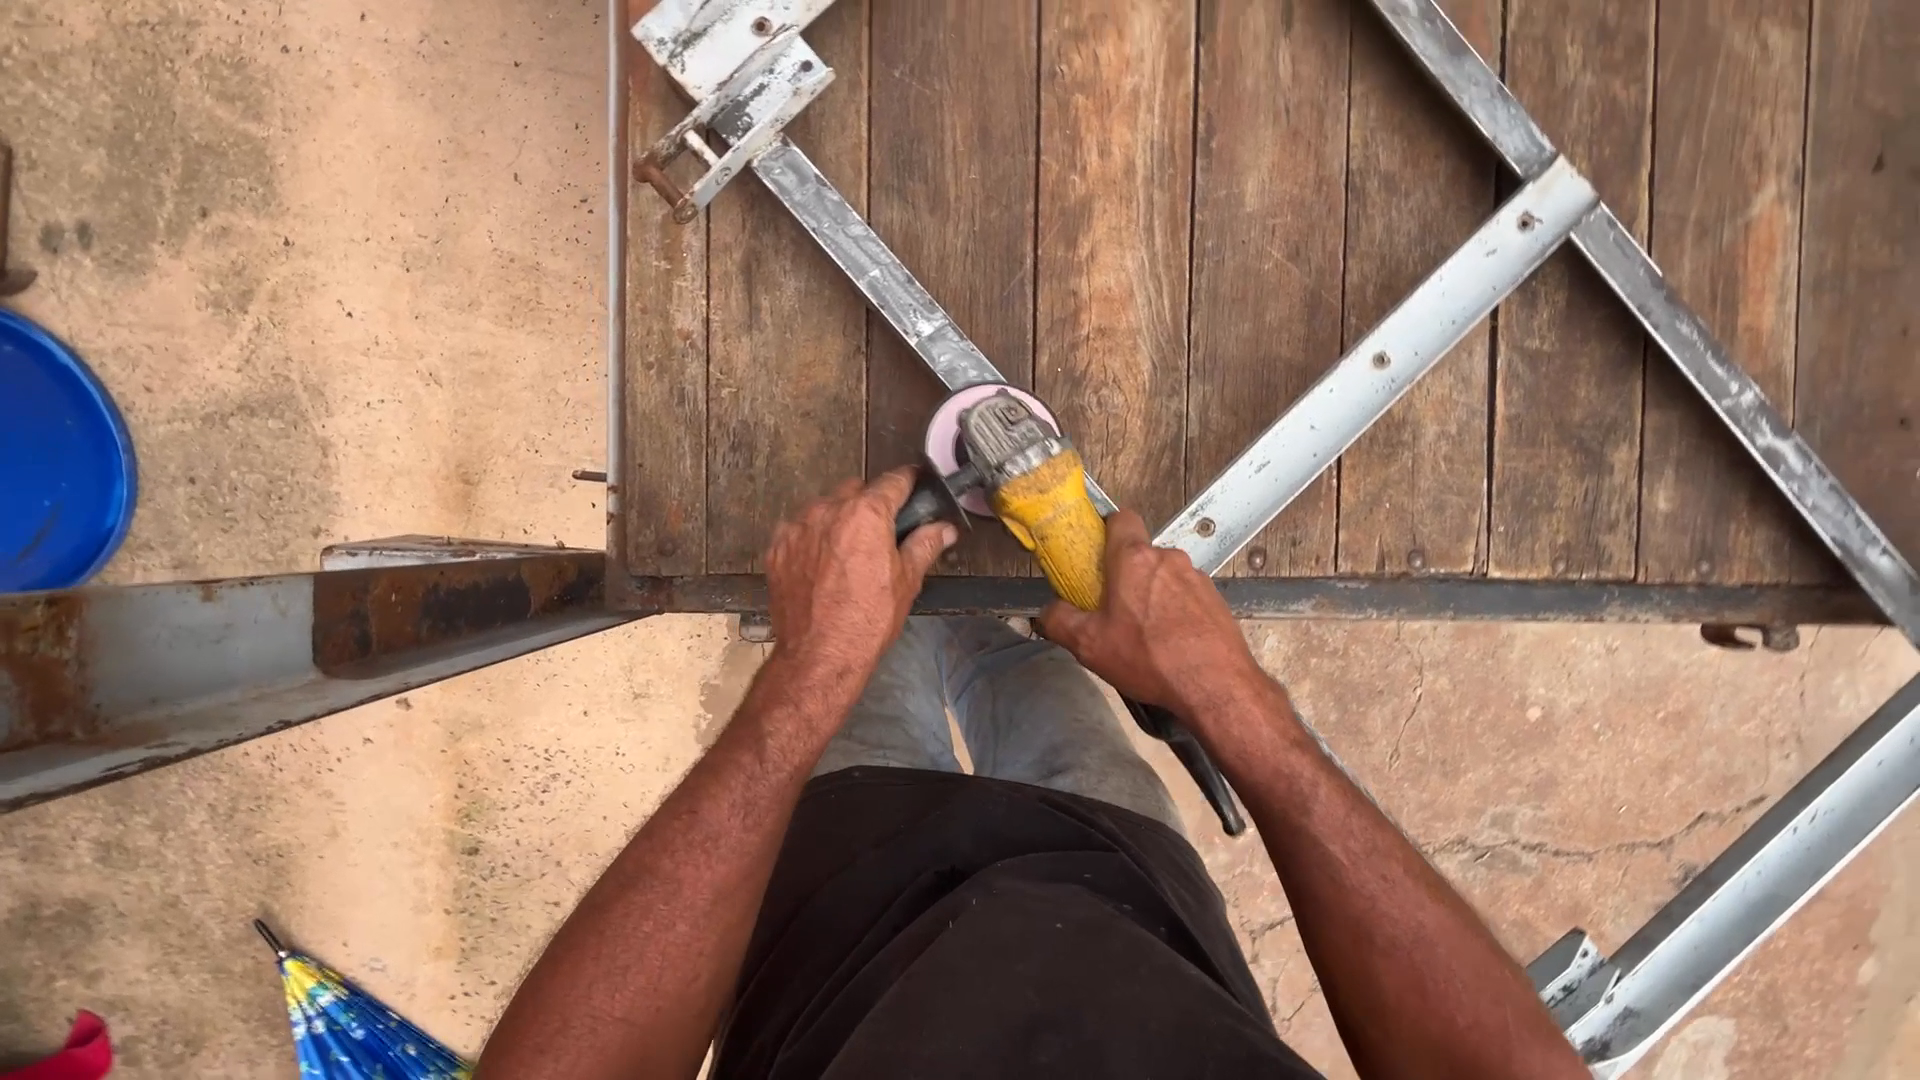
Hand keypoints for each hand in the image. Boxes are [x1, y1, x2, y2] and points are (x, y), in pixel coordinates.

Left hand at [764, 468, 957, 687]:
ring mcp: (797, 528)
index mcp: (866, 513)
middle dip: (870, 504)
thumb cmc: (867, 620)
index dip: (907, 482)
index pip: (893, 481)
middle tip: (882, 533)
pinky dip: (812, 538)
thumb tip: (944, 529)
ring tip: (848, 553)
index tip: (913, 484)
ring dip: (838, 520)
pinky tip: (822, 566)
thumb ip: (925, 545)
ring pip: (824, 508)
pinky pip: (799, 530)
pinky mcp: (777, 548)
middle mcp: (828, 511)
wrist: (819, 655)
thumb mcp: (907, 581)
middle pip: (855, 491)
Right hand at [1039, 509, 1268, 718]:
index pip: (1121, 518)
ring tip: (1144, 635)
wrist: (1217, 687)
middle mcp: (1168, 560)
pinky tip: (1170, 645)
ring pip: (1164, 577)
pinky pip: (1186, 597)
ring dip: (1152, 596)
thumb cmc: (1151, 659)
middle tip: (1113, 610)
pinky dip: (1176, 613)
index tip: (1097, 554)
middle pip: (1141, 554)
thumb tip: (1048, 612)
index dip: (1107, 530)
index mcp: (1134, 559)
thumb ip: (1059, 621)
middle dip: (1125, 576)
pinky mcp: (1216, 600)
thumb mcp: (1089, 645)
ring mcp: (1197, 578)